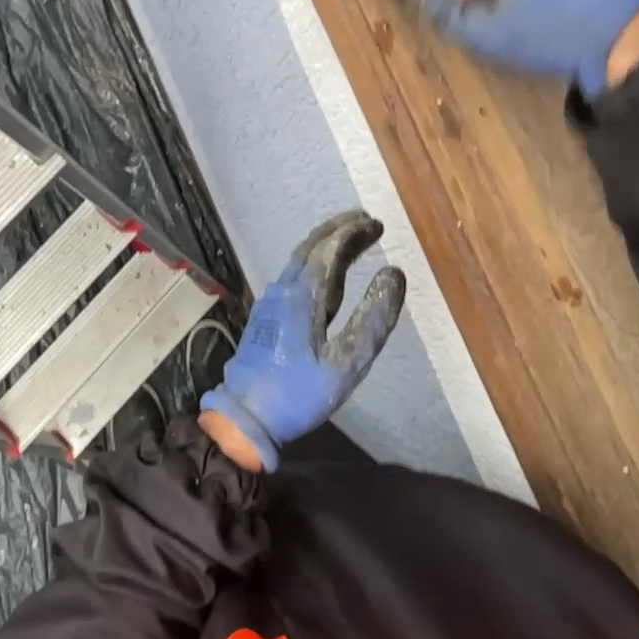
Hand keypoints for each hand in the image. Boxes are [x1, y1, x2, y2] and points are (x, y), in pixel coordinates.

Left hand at [199, 211, 405, 471]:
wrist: (245, 416)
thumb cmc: (298, 393)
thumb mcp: (346, 363)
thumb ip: (373, 319)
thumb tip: (394, 274)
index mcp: (301, 295)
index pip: (329, 248)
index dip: (353, 232)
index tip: (377, 223)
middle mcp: (283, 290)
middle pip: (311, 247)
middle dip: (339, 231)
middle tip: (367, 222)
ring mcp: (271, 302)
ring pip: (300, 261)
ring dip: (326, 247)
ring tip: (352, 241)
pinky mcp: (267, 317)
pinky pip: (294, 277)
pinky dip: (316, 265)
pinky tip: (327, 277)